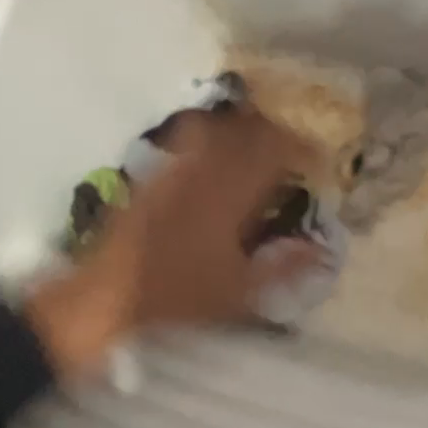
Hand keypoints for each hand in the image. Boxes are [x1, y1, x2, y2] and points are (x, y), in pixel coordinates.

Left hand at [25, 108, 315, 376]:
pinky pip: (183, 143)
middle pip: (242, 129)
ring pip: (212, 129)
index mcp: (229, 194)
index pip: (274, 150)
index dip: (301, 147)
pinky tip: (211, 162)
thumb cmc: (178, 298)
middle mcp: (201, 171)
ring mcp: (171, 170)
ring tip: (254, 146)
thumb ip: (285, 267)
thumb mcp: (240, 292)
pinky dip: (206, 142)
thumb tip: (320, 251)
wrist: (107, 299)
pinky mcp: (149, 178)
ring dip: (238, 131)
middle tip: (290, 147)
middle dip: (271, 131)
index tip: (318, 159)